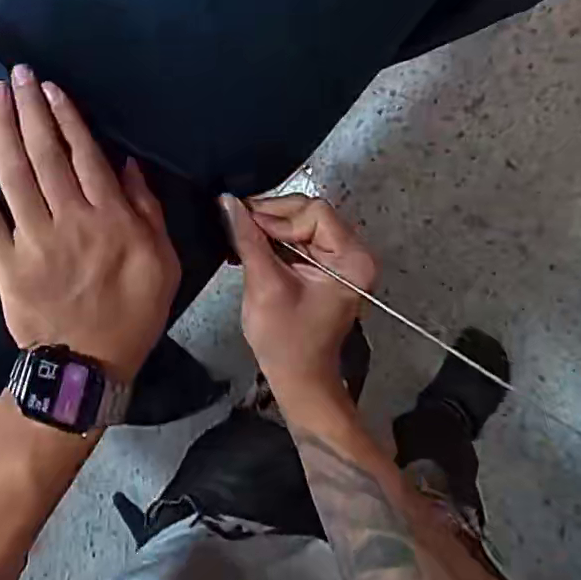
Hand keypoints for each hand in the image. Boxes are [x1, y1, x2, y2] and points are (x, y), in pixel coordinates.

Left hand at [0, 65, 179, 383]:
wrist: (87, 365)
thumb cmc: (132, 311)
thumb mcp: (163, 261)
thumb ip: (146, 210)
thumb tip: (125, 164)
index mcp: (111, 218)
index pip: (85, 155)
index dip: (66, 118)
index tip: (50, 88)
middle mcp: (70, 219)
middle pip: (46, 154)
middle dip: (31, 109)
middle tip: (17, 74)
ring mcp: (32, 239)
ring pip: (14, 175)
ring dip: (1, 131)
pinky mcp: (4, 260)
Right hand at [222, 193, 378, 405]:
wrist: (298, 377)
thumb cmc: (287, 341)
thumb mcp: (265, 285)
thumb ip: (248, 239)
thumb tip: (228, 203)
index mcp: (352, 260)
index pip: (315, 212)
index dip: (278, 215)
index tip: (247, 225)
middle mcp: (352, 253)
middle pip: (308, 211)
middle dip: (271, 217)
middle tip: (238, 223)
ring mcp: (338, 258)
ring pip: (298, 221)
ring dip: (267, 226)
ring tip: (239, 234)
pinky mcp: (322, 264)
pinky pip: (296, 236)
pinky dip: (272, 237)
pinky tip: (250, 244)